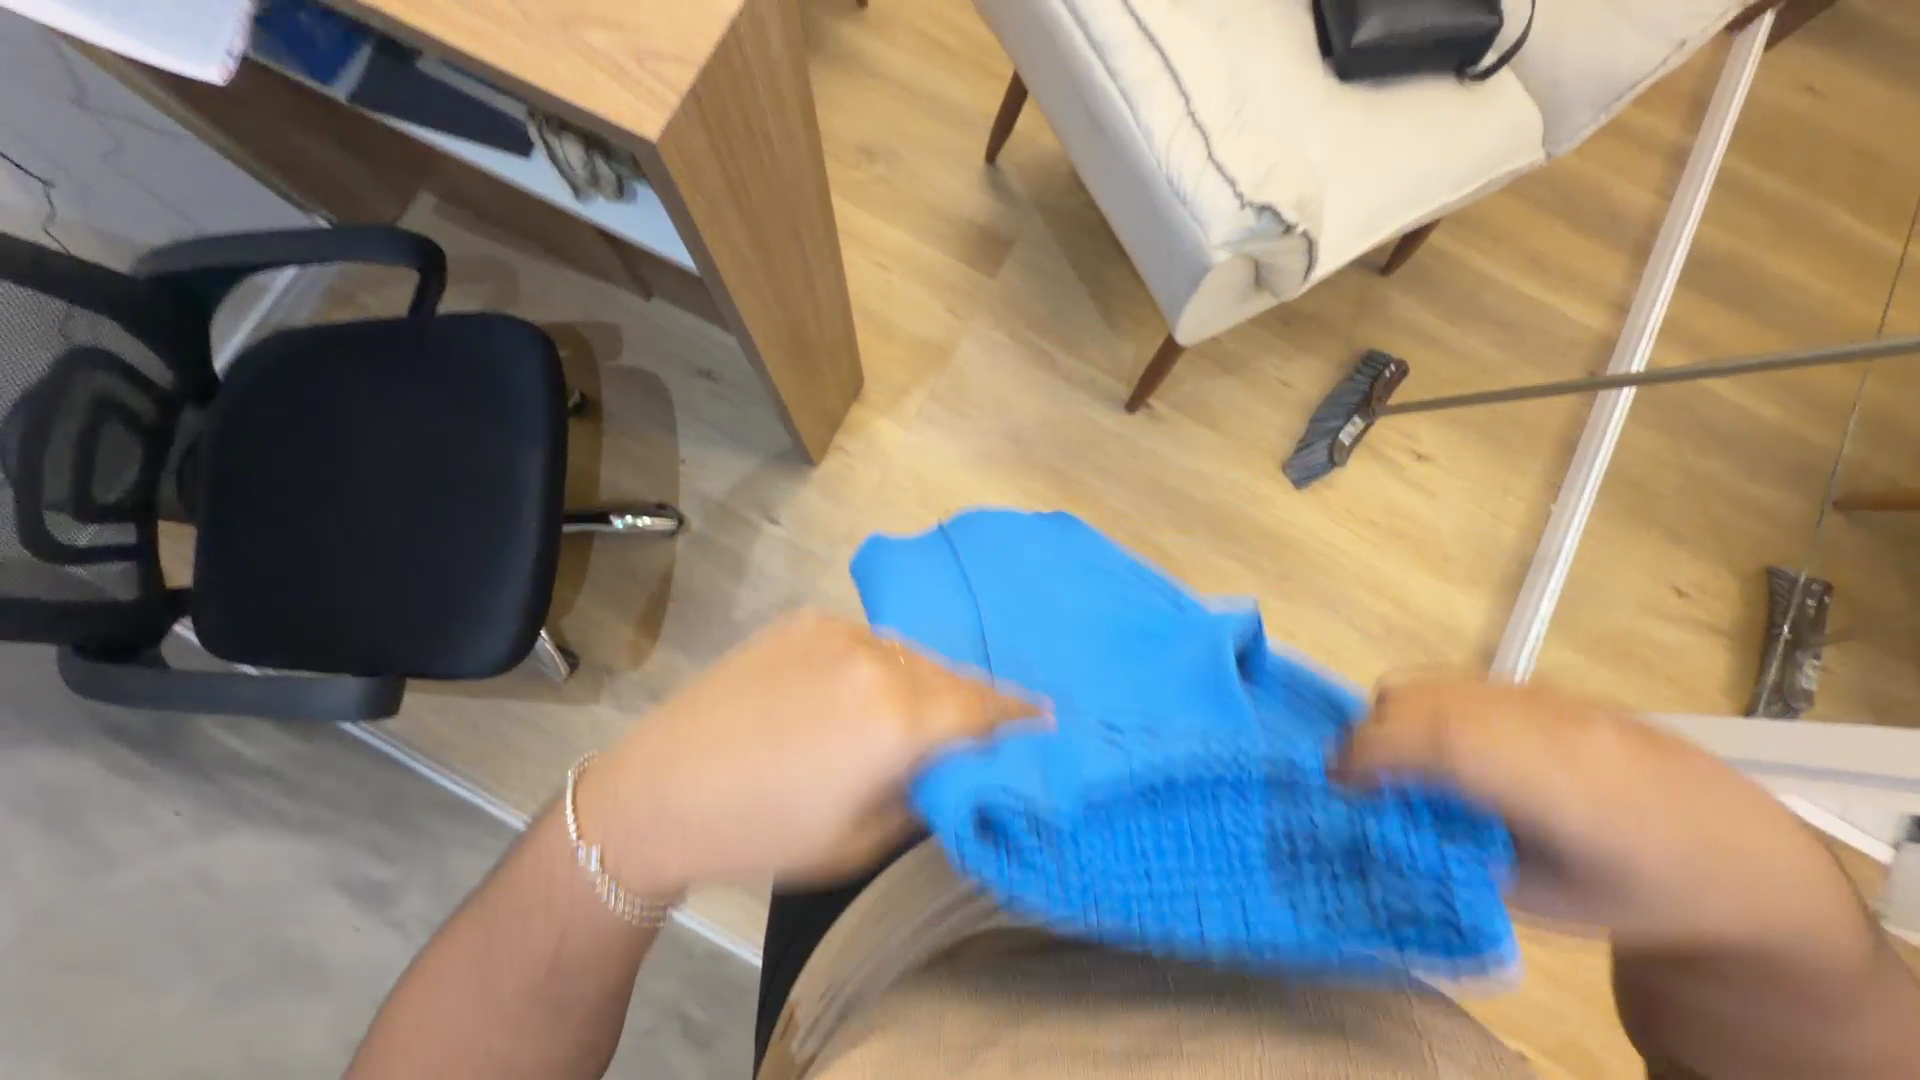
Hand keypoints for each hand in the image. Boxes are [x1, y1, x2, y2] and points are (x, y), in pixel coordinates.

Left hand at [576, 611, 1041, 893]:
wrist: (661, 791)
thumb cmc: (767, 832)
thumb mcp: (864, 836)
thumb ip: (925, 791)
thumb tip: (955, 766)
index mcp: (900, 718)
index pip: (985, 708)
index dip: (1021, 715)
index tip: (1045, 721)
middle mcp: (880, 660)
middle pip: (952, 675)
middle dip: (975, 700)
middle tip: (988, 726)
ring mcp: (839, 633)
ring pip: (910, 654)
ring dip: (928, 680)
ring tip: (926, 710)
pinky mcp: (804, 622)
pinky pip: (868, 642)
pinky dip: (884, 665)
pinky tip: (866, 693)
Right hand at [1338, 677, 1865, 952]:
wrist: (1736, 852)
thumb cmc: (1640, 892)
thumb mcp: (1541, 902)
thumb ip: (1454, 857)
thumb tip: (1376, 828)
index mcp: (1544, 778)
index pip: (1430, 738)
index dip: (1366, 756)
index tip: (1338, 791)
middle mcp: (1533, 719)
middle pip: (1412, 698)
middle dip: (1369, 739)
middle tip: (1365, 790)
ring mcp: (1536, 695)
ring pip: (1425, 684)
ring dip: (1394, 722)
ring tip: (1405, 772)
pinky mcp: (1537, 688)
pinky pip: (1451, 686)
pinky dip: (1424, 713)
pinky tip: (1449, 756)